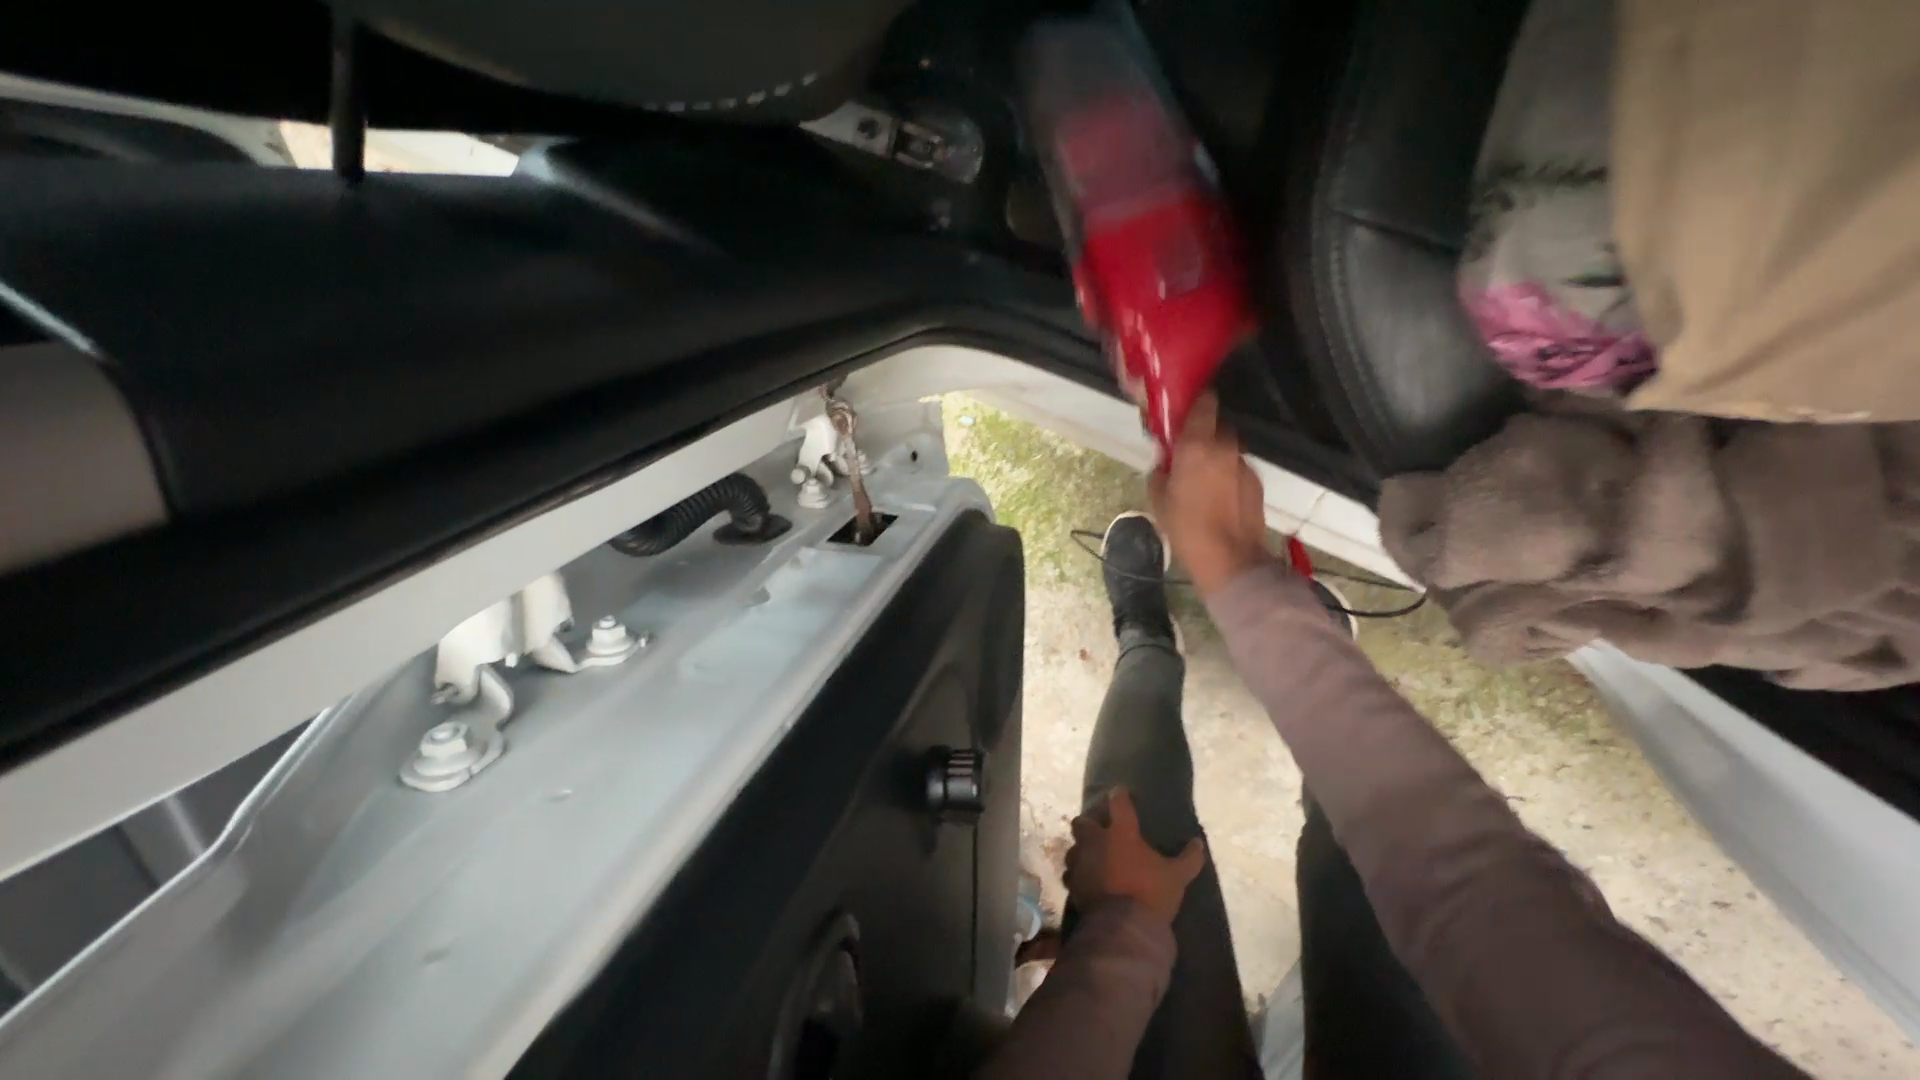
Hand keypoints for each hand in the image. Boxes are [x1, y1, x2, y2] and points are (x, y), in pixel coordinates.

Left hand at [1065, 788, 1206, 924]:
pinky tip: (1085, 880)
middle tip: (1099, 829)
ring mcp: (1081, 863)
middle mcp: (1096, 842)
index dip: (1119, 795)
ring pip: (1072, 848)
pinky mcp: (1073, 885)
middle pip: (1082, 822)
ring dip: (1080, 850)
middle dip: (1088, 823)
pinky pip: (1070, 874)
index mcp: (1121, 834)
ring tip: (1091, 857)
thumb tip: (1198, 843)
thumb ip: (1189, 858)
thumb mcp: (1177, 877)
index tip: (1120, 792)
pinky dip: (1077, 875)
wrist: (1122, 928)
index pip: (1118, 803)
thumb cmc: (1151, 894)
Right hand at [1150, 393, 1273, 594]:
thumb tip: (1164, 462)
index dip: (1194, 403)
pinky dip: (1228, 476)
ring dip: (1215, 458)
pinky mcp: (1257, 483)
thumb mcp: (1158, 500)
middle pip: (1215, 428)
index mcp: (1197, 445)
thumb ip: (1160, 471)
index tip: (1182, 412)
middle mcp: (1225, 447)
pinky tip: (1218, 498)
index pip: (1203, 404)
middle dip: (1202, 437)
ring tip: (1202, 482)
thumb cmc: (1187, 529)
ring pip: (1227, 450)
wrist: (1231, 560)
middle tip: (1186, 456)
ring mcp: (1245, 464)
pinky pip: (1237, 469)